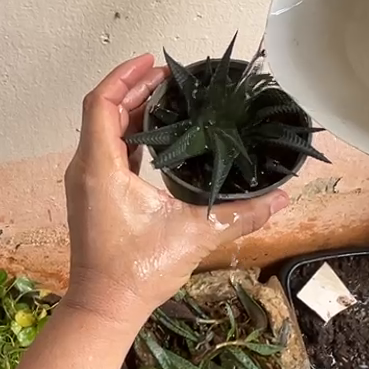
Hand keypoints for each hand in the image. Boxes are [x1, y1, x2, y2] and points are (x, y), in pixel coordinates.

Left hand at [62, 55, 288, 327]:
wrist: (104, 306)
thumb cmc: (135, 272)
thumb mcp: (194, 236)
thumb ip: (241, 213)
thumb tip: (282, 198)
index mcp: (101, 168)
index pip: (102, 104)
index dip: (124, 77)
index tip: (151, 62)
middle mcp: (86, 169)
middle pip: (103, 111)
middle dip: (132, 87)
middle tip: (167, 75)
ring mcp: (87, 182)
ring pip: (102, 130)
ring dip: (129, 109)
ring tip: (165, 95)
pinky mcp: (93, 194)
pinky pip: (106, 149)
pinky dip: (127, 132)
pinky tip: (155, 132)